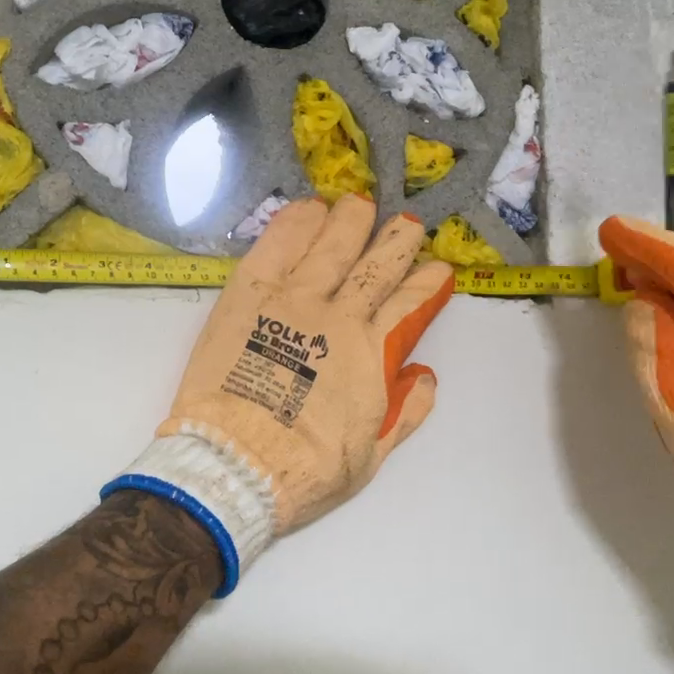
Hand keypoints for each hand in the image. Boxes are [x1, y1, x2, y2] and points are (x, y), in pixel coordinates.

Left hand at [104, 195, 455, 593]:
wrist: (235, 463)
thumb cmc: (305, 470)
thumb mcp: (370, 456)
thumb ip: (405, 412)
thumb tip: (427, 377)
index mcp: (371, 355)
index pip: (409, 306)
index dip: (427, 284)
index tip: (438, 268)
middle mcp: (337, 317)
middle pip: (374, 267)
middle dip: (396, 241)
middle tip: (407, 222)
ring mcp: (291, 301)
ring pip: (329, 246)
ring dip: (349, 221)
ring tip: (359, 204)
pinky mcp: (247, 296)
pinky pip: (275, 248)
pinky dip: (294, 225)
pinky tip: (308, 209)